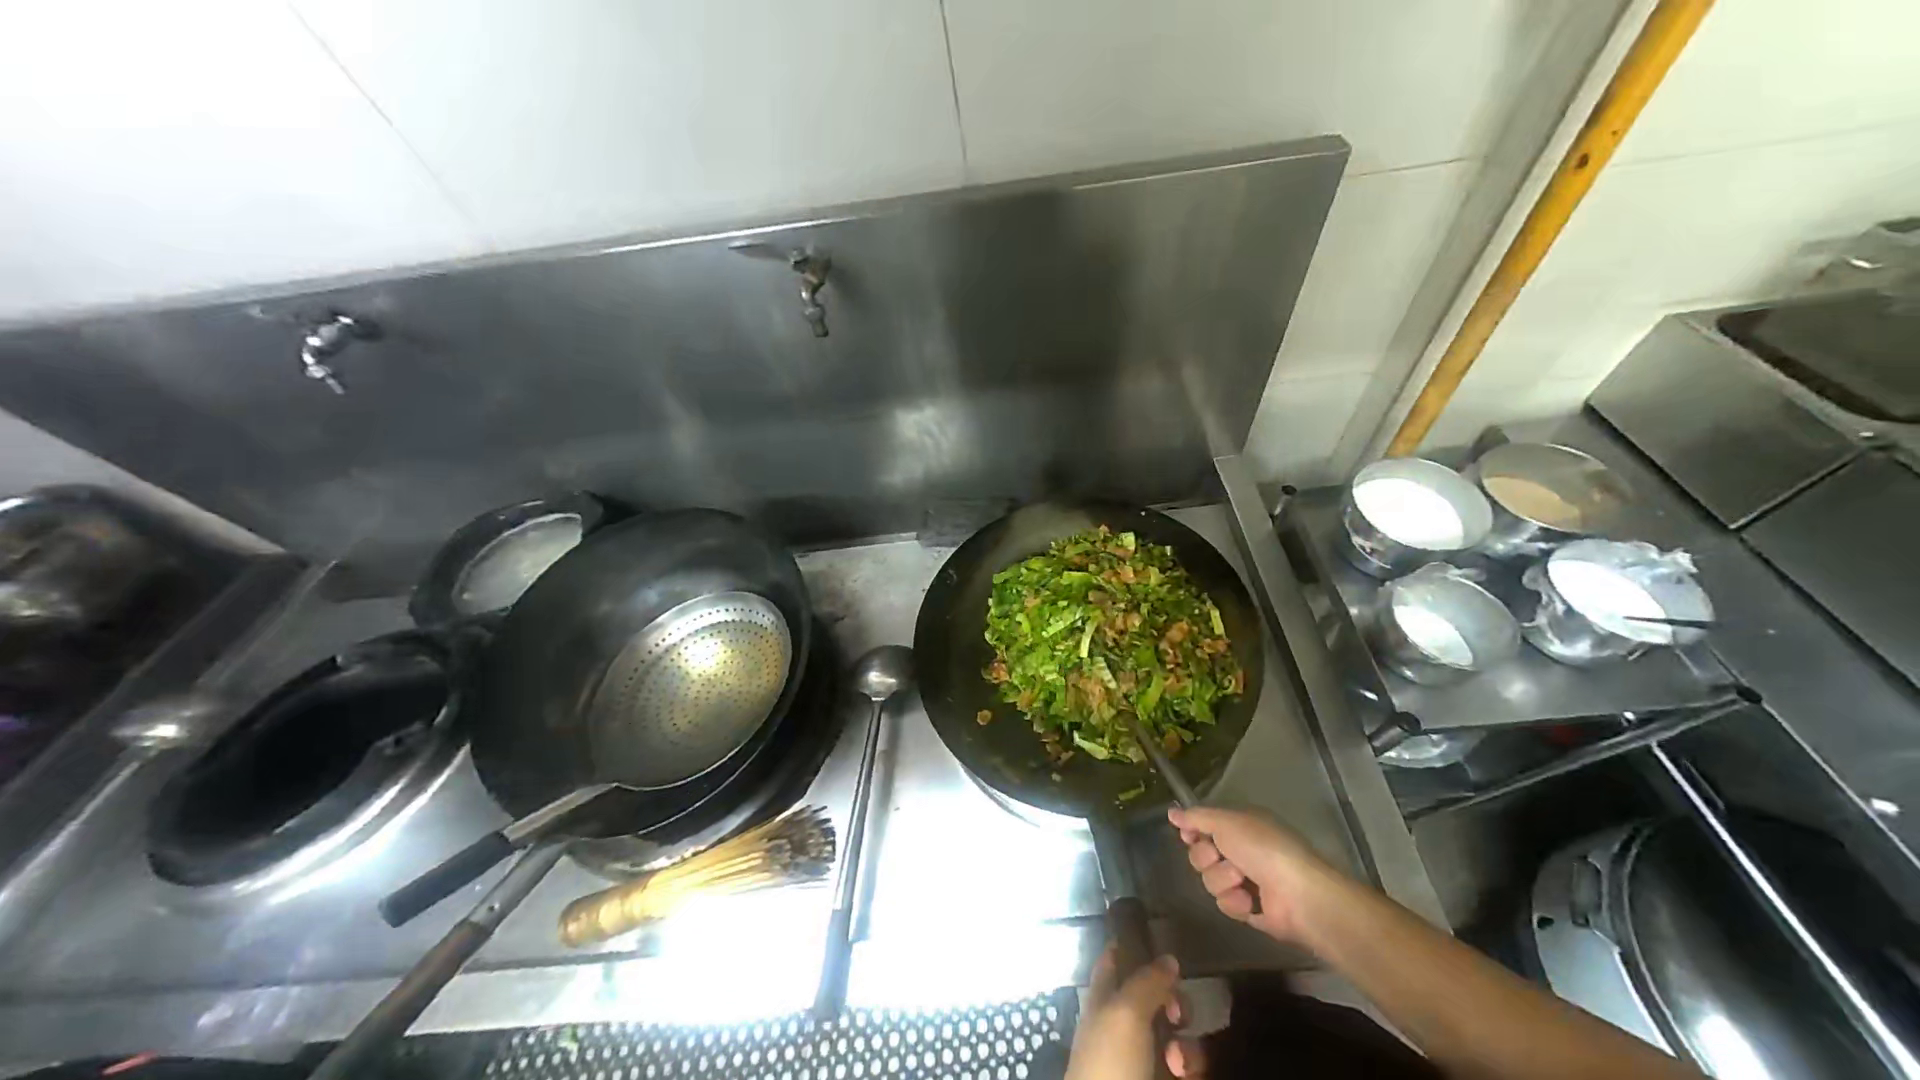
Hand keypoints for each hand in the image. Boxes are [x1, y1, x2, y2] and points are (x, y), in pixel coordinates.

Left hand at [1065, 948, 1205, 1079]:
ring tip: (1179, 1062)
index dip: (1135, 948)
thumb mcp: (1124, 1012)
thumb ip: (1147, 981)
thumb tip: (1169, 958)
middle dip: (1176, 1005)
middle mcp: (1125, 1026)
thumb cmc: (1109, 1065)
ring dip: (1188, 1048)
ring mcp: (1146, 1060)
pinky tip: (1186, 1077)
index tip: (1163, 945)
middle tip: (1177, 1015)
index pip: (1116, 960)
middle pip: (1159, 999)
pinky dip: (1193, 1071)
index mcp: (1104, 999)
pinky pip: (1191, 1071)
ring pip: (1180, 1038)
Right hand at [1169, 805, 1345, 944]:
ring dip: (1222, 880)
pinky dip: (1234, 902)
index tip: (1188, 835)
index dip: (1192, 831)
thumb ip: (1196, 817)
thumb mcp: (1227, 822)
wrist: (1298, 894)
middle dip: (1207, 858)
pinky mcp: (1248, 908)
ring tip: (1242, 882)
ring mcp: (1245, 880)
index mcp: (1239, 827)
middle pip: (1200, 854)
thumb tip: (1171, 812)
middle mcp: (1241, 851)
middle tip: (1221, 856)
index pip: (1203, 826)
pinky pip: (1224, 903)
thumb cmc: (1264, 848)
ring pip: (1210, 880)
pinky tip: (1249, 902)